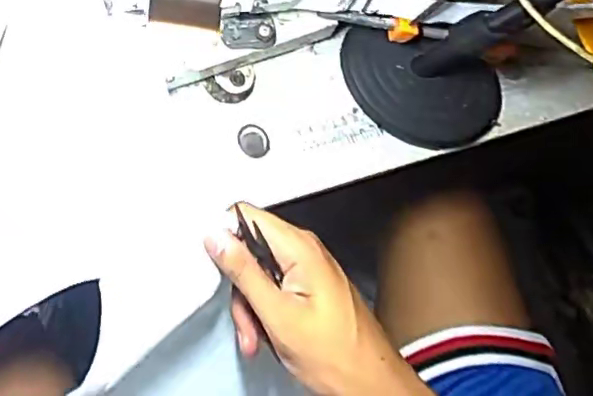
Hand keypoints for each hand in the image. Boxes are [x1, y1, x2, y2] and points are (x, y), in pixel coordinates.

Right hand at [204, 204, 426, 395]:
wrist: (376, 389)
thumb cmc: (338, 356)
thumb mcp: (278, 315)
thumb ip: (244, 271)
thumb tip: (217, 236)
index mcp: (297, 246)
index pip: (245, 215)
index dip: (225, 237)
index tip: (217, 267)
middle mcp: (304, 248)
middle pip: (252, 248)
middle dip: (242, 287)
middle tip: (247, 324)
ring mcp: (310, 266)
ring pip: (262, 271)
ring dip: (253, 306)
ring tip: (259, 339)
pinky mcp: (312, 285)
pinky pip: (277, 284)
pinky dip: (269, 309)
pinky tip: (272, 336)